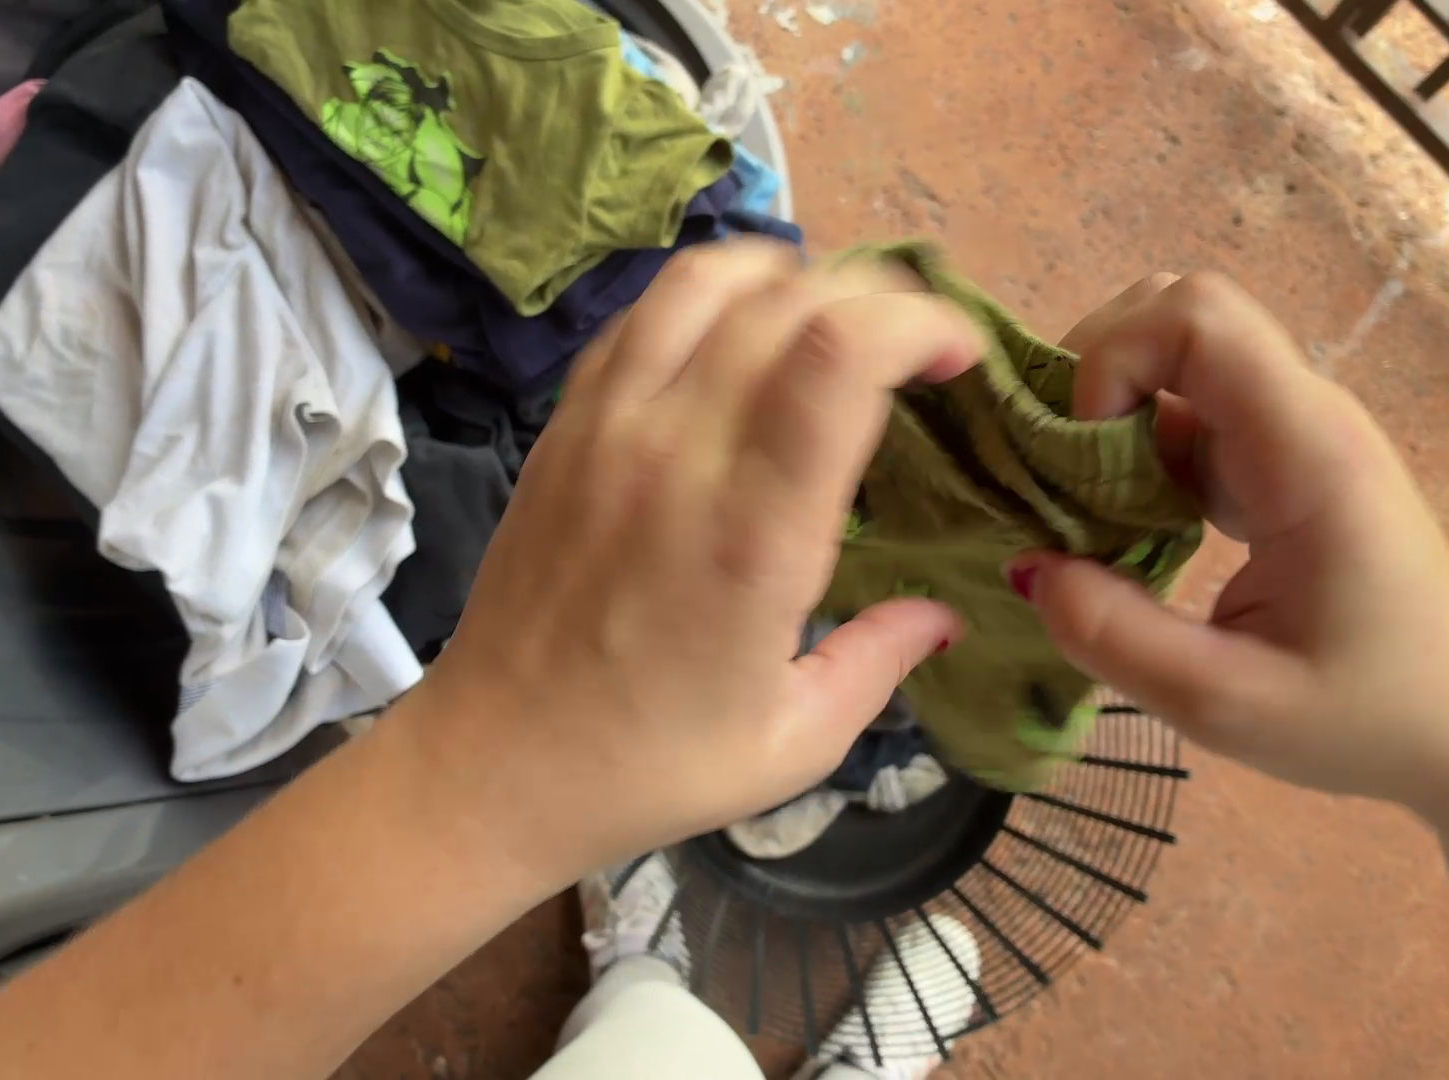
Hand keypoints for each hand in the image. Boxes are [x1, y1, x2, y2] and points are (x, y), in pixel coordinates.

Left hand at [401, 240, 984, 878]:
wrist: (495, 763)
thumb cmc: (648, 765)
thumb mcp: (794, 740)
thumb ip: (880, 659)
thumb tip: (946, 613)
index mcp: (750, 534)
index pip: (840, 353)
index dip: (918, 323)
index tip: (953, 358)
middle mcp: (674, 454)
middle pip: (786, 298)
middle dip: (873, 294)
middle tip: (905, 346)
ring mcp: (604, 429)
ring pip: (702, 281)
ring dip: (785, 277)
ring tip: (823, 323)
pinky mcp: (561, 429)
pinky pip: (637, 319)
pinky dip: (703, 301)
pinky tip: (729, 343)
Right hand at [1011, 272, 1448, 820]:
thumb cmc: (1364, 718)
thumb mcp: (1221, 703)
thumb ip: (1109, 634)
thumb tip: (1028, 564)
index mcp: (1304, 455)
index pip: (1196, 319)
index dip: (1108, 361)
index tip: (1077, 452)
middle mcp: (1294, 421)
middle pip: (1175, 310)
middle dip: (1088, 368)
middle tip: (1054, 463)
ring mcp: (1277, 437)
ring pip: (1165, 357)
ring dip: (1094, 409)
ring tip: (1069, 496)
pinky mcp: (1258, 464)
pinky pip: (1167, 412)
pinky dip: (1112, 446)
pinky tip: (1105, 517)